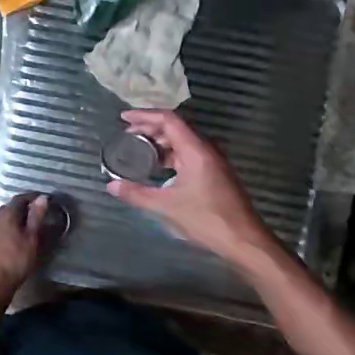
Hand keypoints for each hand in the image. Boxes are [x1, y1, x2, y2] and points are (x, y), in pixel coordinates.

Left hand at [0, 193, 54, 298]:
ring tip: (29, 222)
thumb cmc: (18, 257)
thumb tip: (42, 198)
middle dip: (24, 205)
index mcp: (8, 214)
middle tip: (37, 210)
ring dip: (17, 215)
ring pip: (5, 216)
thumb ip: (36, 216)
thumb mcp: (32, 236)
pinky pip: (2, 225)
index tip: (43, 199)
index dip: (32, 197)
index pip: (20, 198)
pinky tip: (18, 233)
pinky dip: (11, 224)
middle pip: (11, 206)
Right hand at [106, 110, 277, 267]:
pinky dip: (171, 155)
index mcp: (196, 150)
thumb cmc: (205, 219)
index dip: (144, 115)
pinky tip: (159, 168)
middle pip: (176, 127)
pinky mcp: (215, 173)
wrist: (243, 239)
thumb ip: (136, 194)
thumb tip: (111, 186)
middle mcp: (206, 149)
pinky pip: (190, 154)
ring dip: (161, 142)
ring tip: (139, 150)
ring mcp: (213, 161)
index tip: (124, 118)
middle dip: (150, 128)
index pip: (169, 119)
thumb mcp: (166, 206)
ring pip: (183, 141)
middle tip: (128, 135)